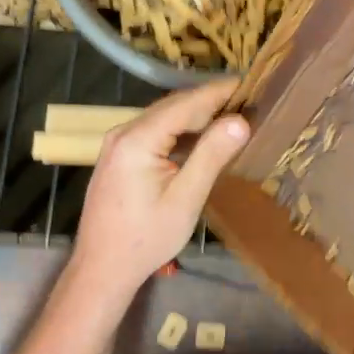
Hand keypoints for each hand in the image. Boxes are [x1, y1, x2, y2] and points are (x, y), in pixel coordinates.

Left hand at [70, 78, 250, 300]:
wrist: (101, 269)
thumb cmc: (146, 239)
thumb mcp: (186, 199)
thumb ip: (211, 156)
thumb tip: (241, 121)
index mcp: (138, 138)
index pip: (186, 103)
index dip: (219, 92)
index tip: (251, 84)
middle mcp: (124, 131)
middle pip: (174, 106)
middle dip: (210, 101)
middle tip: (248, 100)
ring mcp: (117, 143)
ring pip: (164, 117)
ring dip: (196, 115)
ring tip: (232, 115)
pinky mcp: (118, 155)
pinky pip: (154, 131)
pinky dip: (180, 130)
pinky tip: (202, 138)